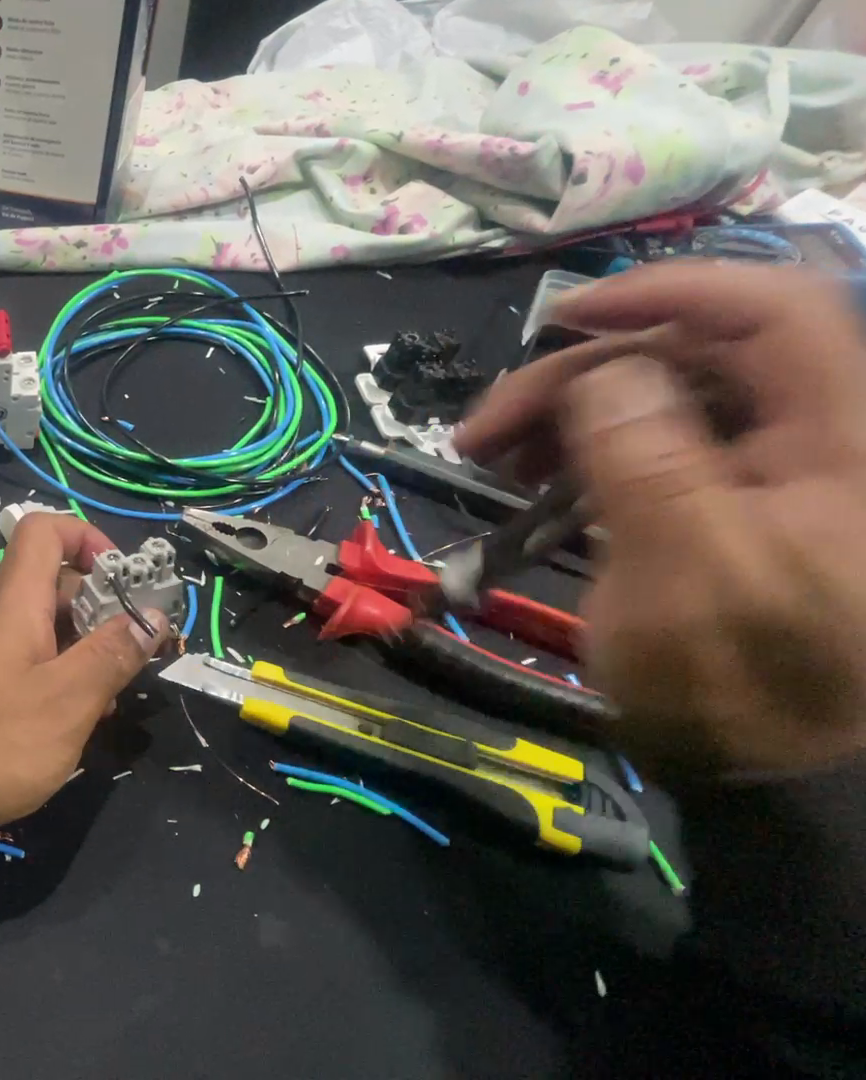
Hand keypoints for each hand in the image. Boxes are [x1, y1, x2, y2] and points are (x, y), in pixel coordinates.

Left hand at [0, 513, 169, 824]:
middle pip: (54, 582)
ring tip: (111, 698)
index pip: (44, 530)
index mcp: (14, 601)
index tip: (124, 580)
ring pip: (46, 627)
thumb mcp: (67, 701)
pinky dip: (60, 674)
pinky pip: (28, 659)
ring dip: (86, 650)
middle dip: (102, 609)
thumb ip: (112, 655)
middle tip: (137, 655)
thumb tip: (151, 616)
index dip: (88, 538)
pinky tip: (79, 718)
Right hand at [457, 262, 865, 774]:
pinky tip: (526, 477)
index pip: (771, 313)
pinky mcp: (715, 501)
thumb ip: (654, 463)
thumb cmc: (741, 678)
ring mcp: (760, 470)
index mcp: (840, 438)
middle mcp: (806, 436)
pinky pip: (642, 443)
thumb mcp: (691, 574)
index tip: (558, 319)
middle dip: (572, 378)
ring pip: (654, 397)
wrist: (777, 768)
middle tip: (481, 431)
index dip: (664, 293)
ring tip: (489, 457)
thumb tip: (610, 370)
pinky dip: (574, 450)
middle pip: (688, 355)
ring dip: (560, 415)